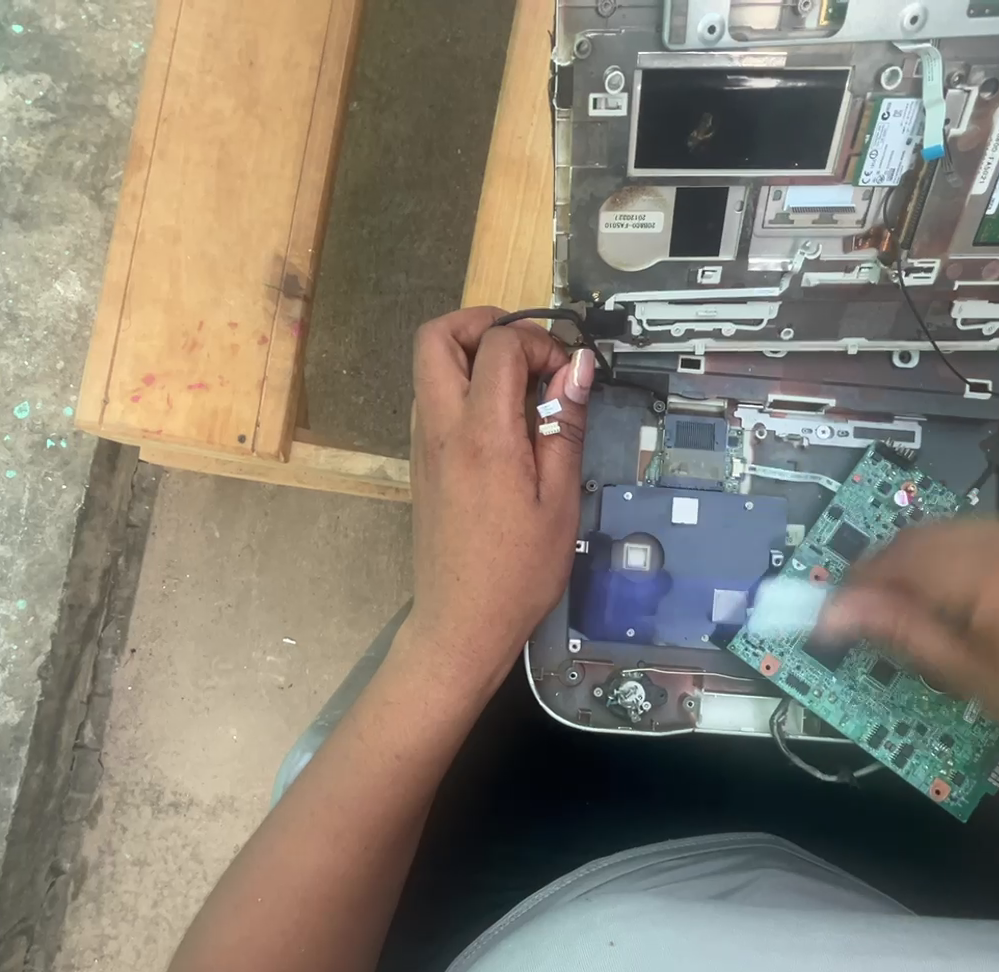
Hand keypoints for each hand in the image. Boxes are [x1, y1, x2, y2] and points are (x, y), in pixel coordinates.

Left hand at [404, 308, 593, 690]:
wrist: (461, 621)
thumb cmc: (519, 571)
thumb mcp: (560, 501)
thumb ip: (564, 426)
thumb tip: (578, 367)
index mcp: (482, 435)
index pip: (498, 346)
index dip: (539, 342)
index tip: (566, 375)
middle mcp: (441, 428)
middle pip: (435, 336)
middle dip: (482, 323)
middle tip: (526, 350)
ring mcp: (423, 444)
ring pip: (428, 365)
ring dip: (470, 354)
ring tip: (519, 387)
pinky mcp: (420, 462)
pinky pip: (432, 399)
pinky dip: (463, 386)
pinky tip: (501, 424)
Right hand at [814, 524, 998, 819]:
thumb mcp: (973, 680)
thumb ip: (901, 631)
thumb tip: (834, 611)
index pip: (904, 557)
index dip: (859, 582)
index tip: (832, 611)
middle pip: (932, 535)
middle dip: (890, 568)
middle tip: (865, 610)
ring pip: (968, 532)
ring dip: (930, 562)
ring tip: (914, 607)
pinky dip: (973, 560)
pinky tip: (971, 597)